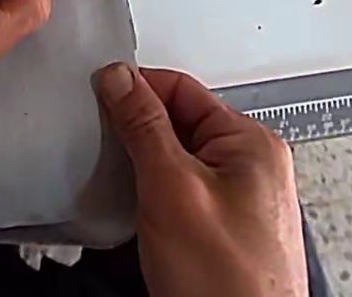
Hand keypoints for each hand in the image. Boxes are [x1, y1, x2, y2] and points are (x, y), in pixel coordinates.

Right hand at [95, 64, 307, 296]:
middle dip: (137, 128)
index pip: (180, 88)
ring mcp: (238, 200)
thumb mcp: (171, 190)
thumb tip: (119, 77)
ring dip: (142, 160)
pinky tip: (135, 205)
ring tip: (120, 178)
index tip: (100, 94)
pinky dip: (152, 188)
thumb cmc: (227, 291)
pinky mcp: (221, 228)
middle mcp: (250, 166)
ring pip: (174, 154)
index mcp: (250, 143)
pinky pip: (178, 186)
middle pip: (177, 119)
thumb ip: (143, 125)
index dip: (137, 87)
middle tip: (106, 141)